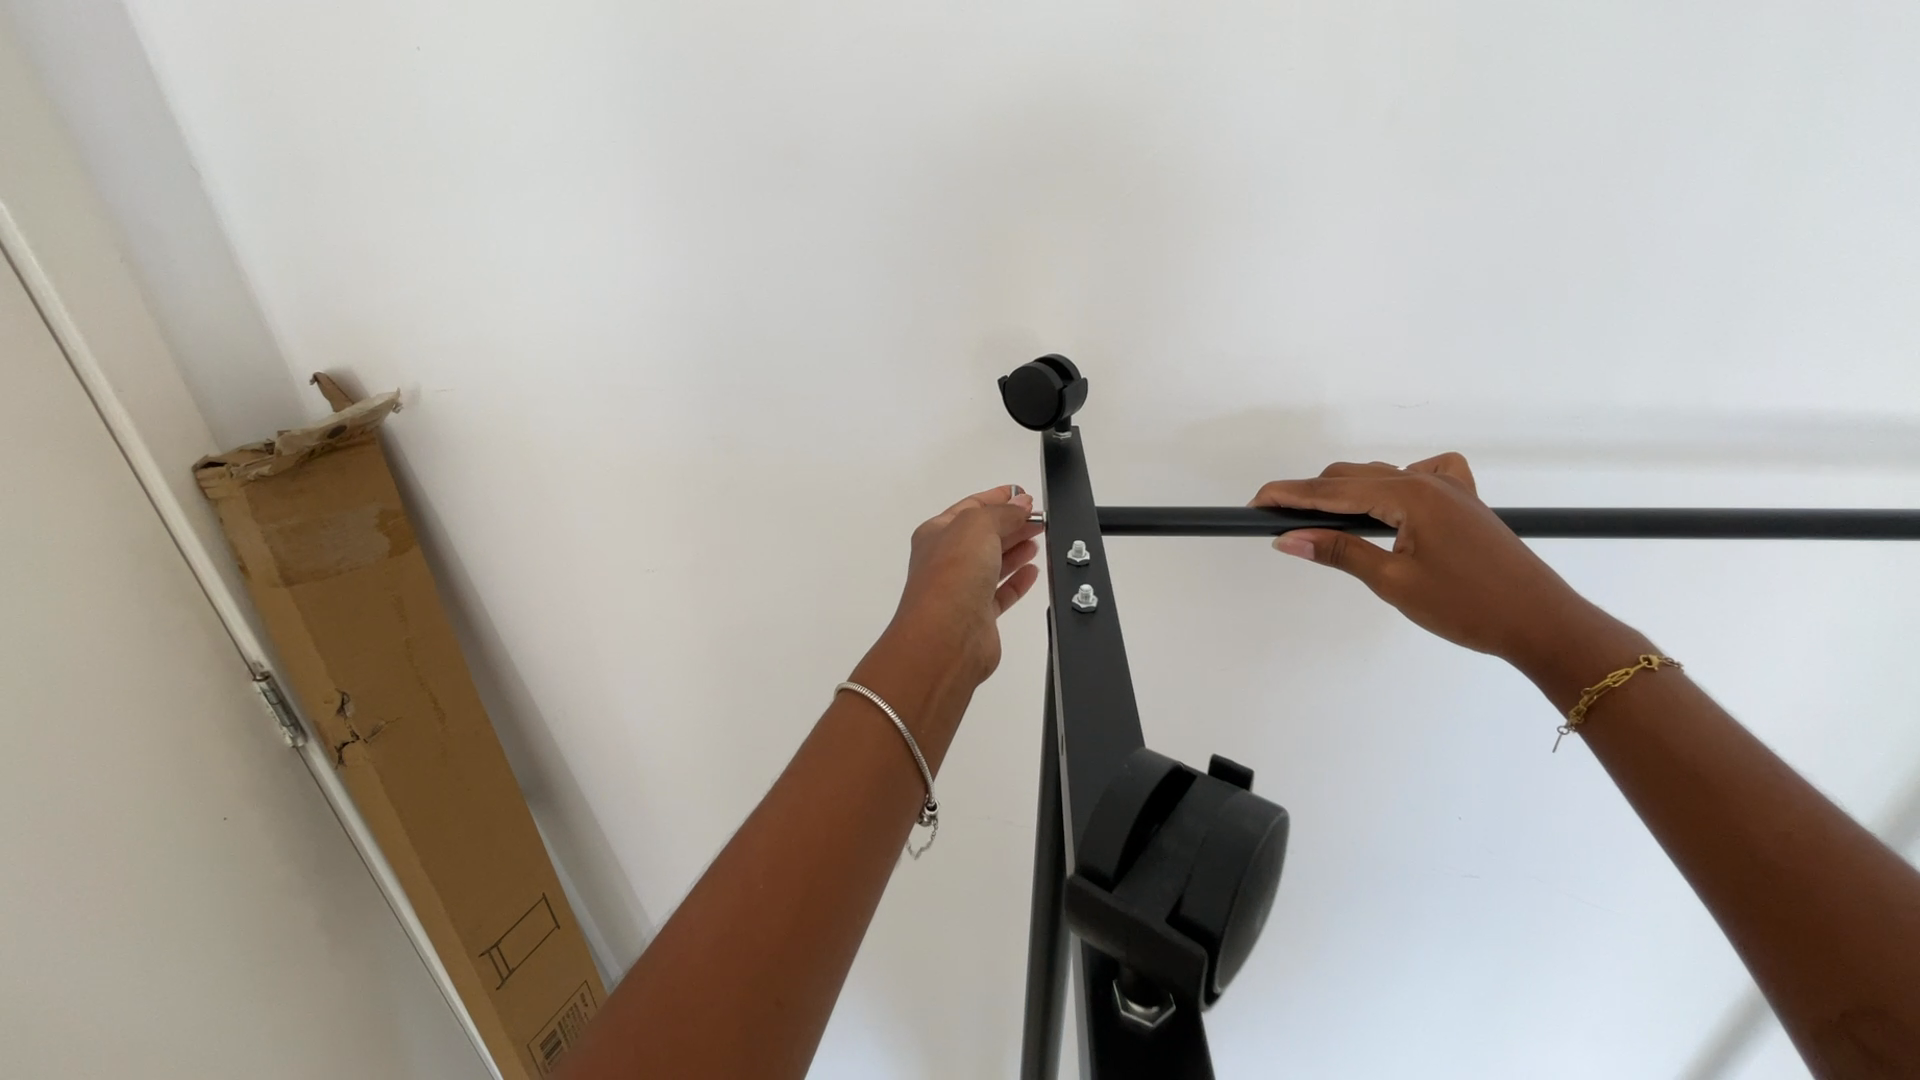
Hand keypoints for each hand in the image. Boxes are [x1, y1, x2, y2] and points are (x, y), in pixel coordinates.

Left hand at [884, 485, 1043, 684]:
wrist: (945, 637)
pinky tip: (1034, 571)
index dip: (998, 498)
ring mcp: (962, 589)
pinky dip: (1018, 581)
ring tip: (1039, 538)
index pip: (971, 507)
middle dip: (1012, 523)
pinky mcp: (979, 616)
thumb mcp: (977, 525)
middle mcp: (946, 560)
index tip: (1024, 494)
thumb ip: (1002, 512)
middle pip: (984, 535)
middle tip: (1039, 518)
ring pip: (993, 563)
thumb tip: (1021, 505)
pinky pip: (1002, 593)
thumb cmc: (952, 575)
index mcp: (937, 533)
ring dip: (1016, 550)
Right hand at [1250, 454, 1641, 683]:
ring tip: (1317, 521)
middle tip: (1277, 519)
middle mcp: (1428, 482)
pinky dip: (1390, 486)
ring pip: (1380, 478)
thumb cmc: (1469, 606)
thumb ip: (1339, 551)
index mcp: (1409, 496)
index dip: (1289, 495)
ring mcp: (1450, 490)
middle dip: (1311, 495)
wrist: (1543, 623)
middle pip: (1352, 477)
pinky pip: (1418, 478)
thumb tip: (1290, 538)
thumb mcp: (1392, 581)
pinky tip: (1385, 506)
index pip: (1332, 490)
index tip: (1254, 503)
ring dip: (1345, 494)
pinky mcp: (1464, 504)